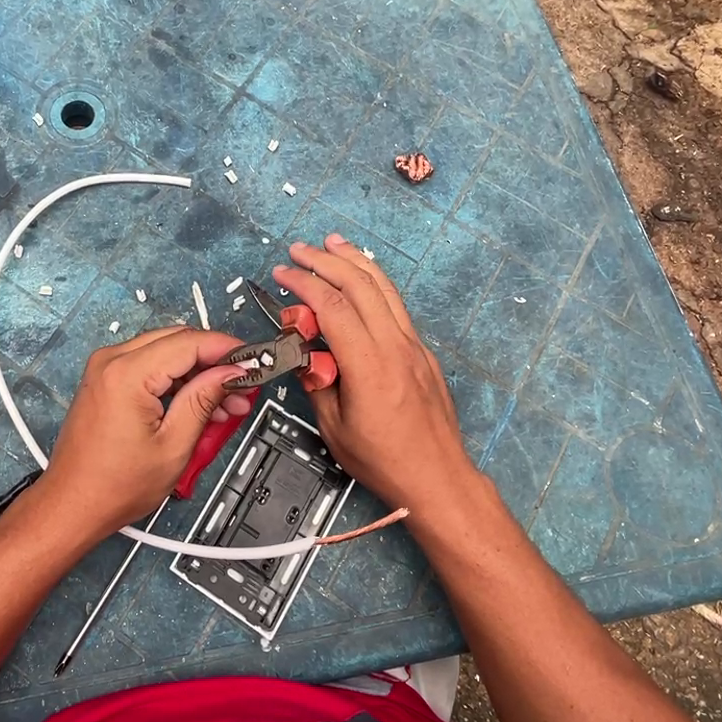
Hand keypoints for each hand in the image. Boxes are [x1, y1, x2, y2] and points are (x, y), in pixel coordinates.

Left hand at [39, 327, 254, 539]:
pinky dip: (176, 380)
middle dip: (215, 362)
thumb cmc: (112, 486)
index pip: (190, 342)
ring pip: (166, 352)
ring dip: (197, 373)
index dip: (228, 349)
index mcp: (127, 374)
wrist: (72, 504)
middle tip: (243, 387)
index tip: (254, 360)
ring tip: (224, 406)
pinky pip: (149, 365)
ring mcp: (105, 369)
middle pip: (178, 341)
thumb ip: (204, 401)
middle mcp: (111, 361)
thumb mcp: (174, 446)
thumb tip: (231, 375)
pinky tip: (197, 404)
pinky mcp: (106, 380)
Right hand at [273, 234, 476, 515]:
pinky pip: (395, 306)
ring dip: (356, 260)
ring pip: (385, 288)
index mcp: (369, 365)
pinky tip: (360, 277)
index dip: (304, 284)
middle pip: (361, 285)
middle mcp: (395, 346)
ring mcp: (413, 345)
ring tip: (333, 242)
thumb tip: (306, 353)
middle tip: (299, 249)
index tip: (282, 273)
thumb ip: (316, 383)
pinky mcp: (422, 352)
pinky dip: (374, 282)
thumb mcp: (333, 429)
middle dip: (326, 260)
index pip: (333, 307)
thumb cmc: (382, 461)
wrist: (439, 479)